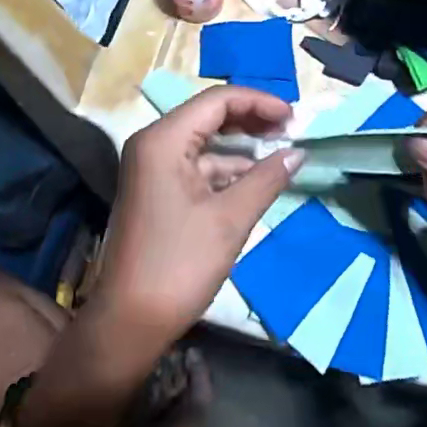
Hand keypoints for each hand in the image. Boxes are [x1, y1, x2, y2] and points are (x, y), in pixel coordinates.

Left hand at [95, 87, 304, 343]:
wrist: (127, 325)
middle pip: (210, 114)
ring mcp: (152, 167)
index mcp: (164, 141)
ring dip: (243, 143)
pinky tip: (257, 177)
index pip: (218, 100)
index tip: (295, 118)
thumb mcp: (230, 219)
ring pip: (206, 139)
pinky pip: (198, 163)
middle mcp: (154, 144)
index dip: (260, 102)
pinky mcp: (157, 189)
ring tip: (281, 151)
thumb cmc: (178, 265)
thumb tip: (299, 152)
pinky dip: (228, 166)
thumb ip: (268, 178)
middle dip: (253, 119)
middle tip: (291, 130)